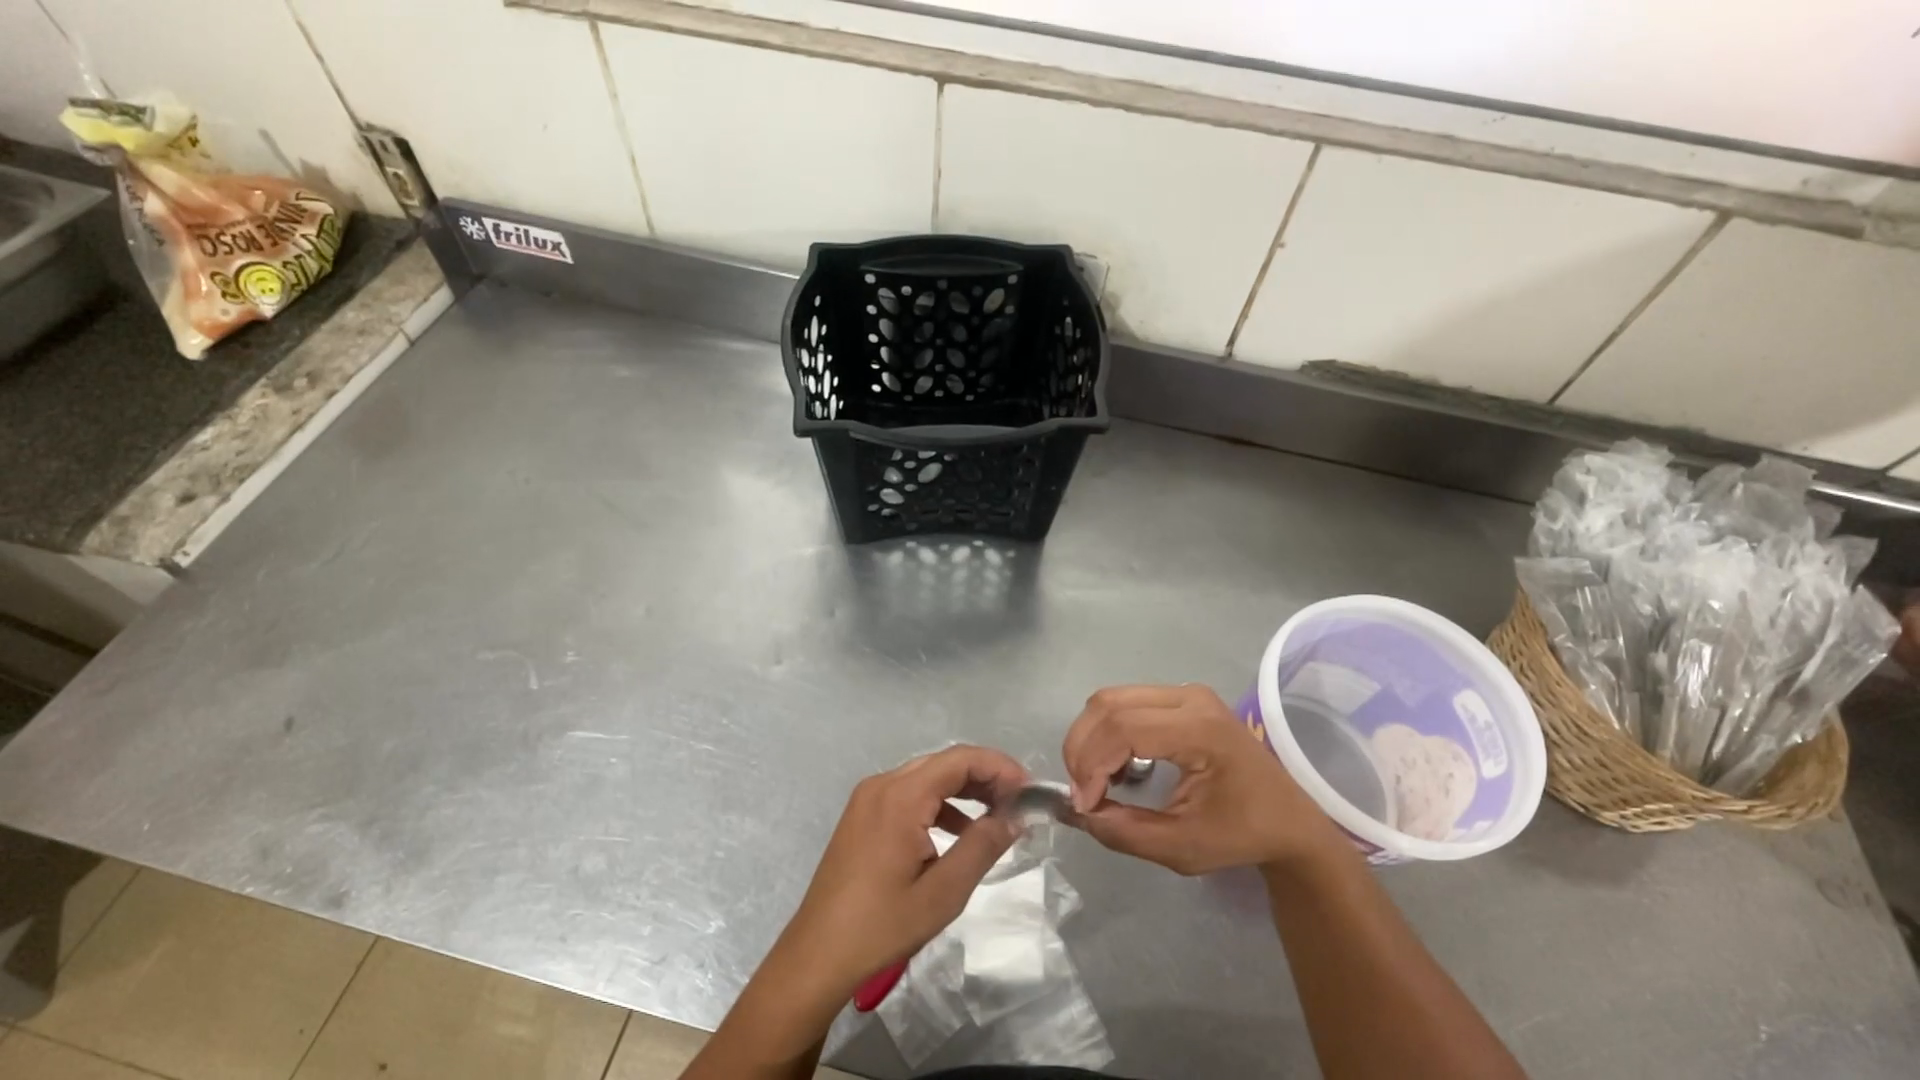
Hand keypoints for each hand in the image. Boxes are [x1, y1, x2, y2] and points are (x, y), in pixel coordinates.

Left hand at [774, 744, 1028, 997]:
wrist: (818, 954)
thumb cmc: (882, 925)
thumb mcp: (944, 891)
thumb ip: (983, 846)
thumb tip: (1014, 817)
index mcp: (901, 796)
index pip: (960, 759)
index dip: (999, 767)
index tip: (1030, 791)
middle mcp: (881, 786)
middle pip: (943, 763)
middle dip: (985, 777)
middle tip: (1020, 803)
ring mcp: (867, 800)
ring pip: (926, 777)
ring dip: (964, 790)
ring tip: (998, 816)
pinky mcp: (861, 817)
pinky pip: (908, 795)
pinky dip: (939, 805)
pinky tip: (960, 833)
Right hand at [1063, 684, 1345, 875]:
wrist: (1288, 821)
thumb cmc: (1242, 835)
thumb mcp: (1181, 848)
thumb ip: (1124, 832)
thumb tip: (1078, 814)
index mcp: (1201, 730)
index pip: (1123, 730)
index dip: (1090, 764)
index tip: (1084, 806)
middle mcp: (1191, 699)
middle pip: (1109, 705)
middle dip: (1082, 749)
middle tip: (1082, 794)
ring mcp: (1186, 694)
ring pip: (1111, 700)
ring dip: (1091, 739)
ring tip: (1094, 782)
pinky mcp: (1180, 699)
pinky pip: (1125, 704)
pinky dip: (1106, 733)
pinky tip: (1114, 767)